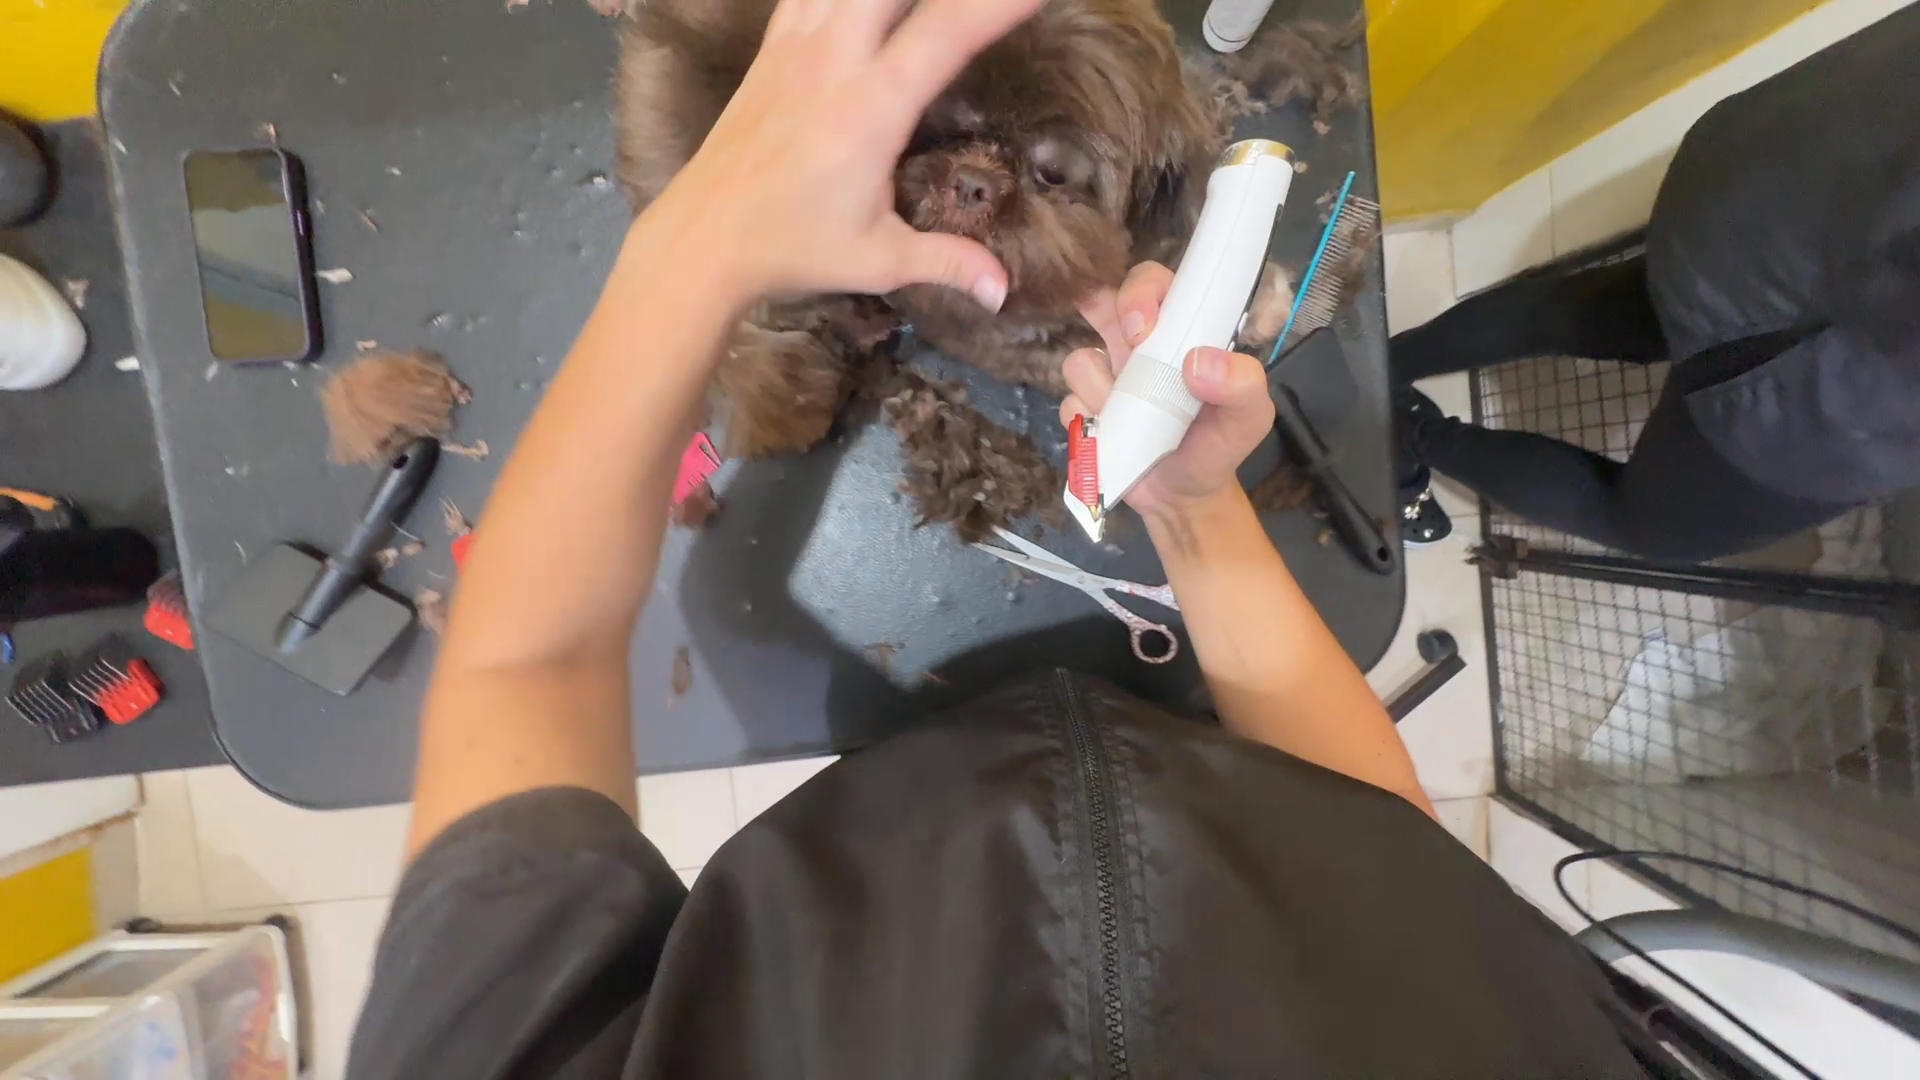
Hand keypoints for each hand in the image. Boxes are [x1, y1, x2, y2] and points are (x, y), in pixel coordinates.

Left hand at [641, 0, 1042, 310]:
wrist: (707, 237)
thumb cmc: (794, 250)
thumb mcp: (878, 261)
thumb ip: (946, 263)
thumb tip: (1001, 292)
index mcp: (868, 111)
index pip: (944, 34)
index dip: (996, 2)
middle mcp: (833, 60)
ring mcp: (797, 44)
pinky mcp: (773, 47)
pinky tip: (861, 3)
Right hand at [1060, 262, 1275, 521]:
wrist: (1183, 498)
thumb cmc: (1218, 445)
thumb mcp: (1249, 417)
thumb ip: (1242, 384)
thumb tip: (1200, 362)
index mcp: (1179, 333)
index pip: (1155, 286)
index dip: (1142, 292)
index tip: (1143, 327)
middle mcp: (1136, 348)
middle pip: (1101, 301)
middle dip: (1100, 312)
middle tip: (1129, 350)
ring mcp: (1106, 380)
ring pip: (1079, 362)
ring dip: (1102, 391)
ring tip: (1131, 420)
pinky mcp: (1084, 414)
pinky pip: (1069, 408)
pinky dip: (1088, 425)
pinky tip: (1112, 440)